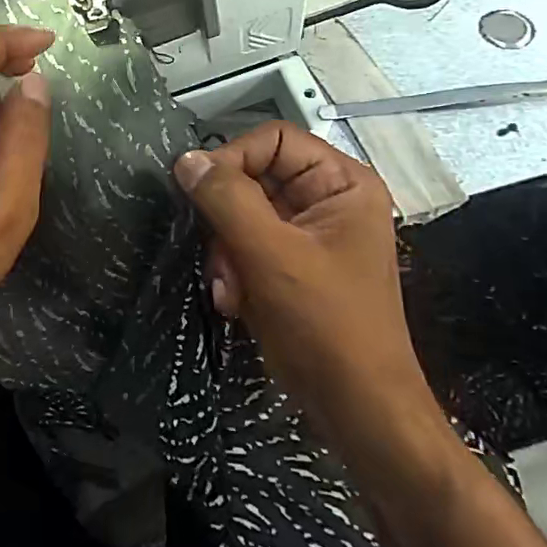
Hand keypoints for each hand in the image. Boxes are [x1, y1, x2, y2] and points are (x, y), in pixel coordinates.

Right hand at [174, 123, 434, 442]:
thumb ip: (227, 200)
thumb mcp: (271, 255)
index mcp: (342, 182)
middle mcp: (329, 200)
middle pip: (255, 179)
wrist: (358, 407)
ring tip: (231, 293)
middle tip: (221, 261)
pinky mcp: (297, 267)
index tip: (198, 193)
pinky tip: (237, 304)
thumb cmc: (326, 325)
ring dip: (228, 254)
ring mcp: (313, 236)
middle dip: (228, 223)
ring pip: (246, 217)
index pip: (273, 139)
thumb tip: (187, 159)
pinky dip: (238, 273)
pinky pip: (252, 249)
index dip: (232, 159)